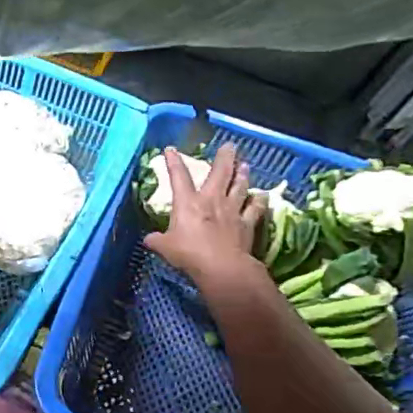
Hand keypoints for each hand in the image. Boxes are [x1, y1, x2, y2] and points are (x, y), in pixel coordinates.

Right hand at [143, 143, 265, 286]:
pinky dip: (259, 200)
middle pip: (220, 174)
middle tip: (229, 146)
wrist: (221, 266)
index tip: (171, 149)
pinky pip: (256, 208)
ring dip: (242, 175)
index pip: (178, 177)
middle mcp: (211, 201)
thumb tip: (150, 239)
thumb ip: (157, 239)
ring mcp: (232, 211)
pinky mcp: (247, 223)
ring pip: (239, 187)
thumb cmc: (188, 253)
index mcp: (187, 203)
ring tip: (245, 165)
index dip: (174, 162)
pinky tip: (262, 195)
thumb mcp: (163, 246)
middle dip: (224, 158)